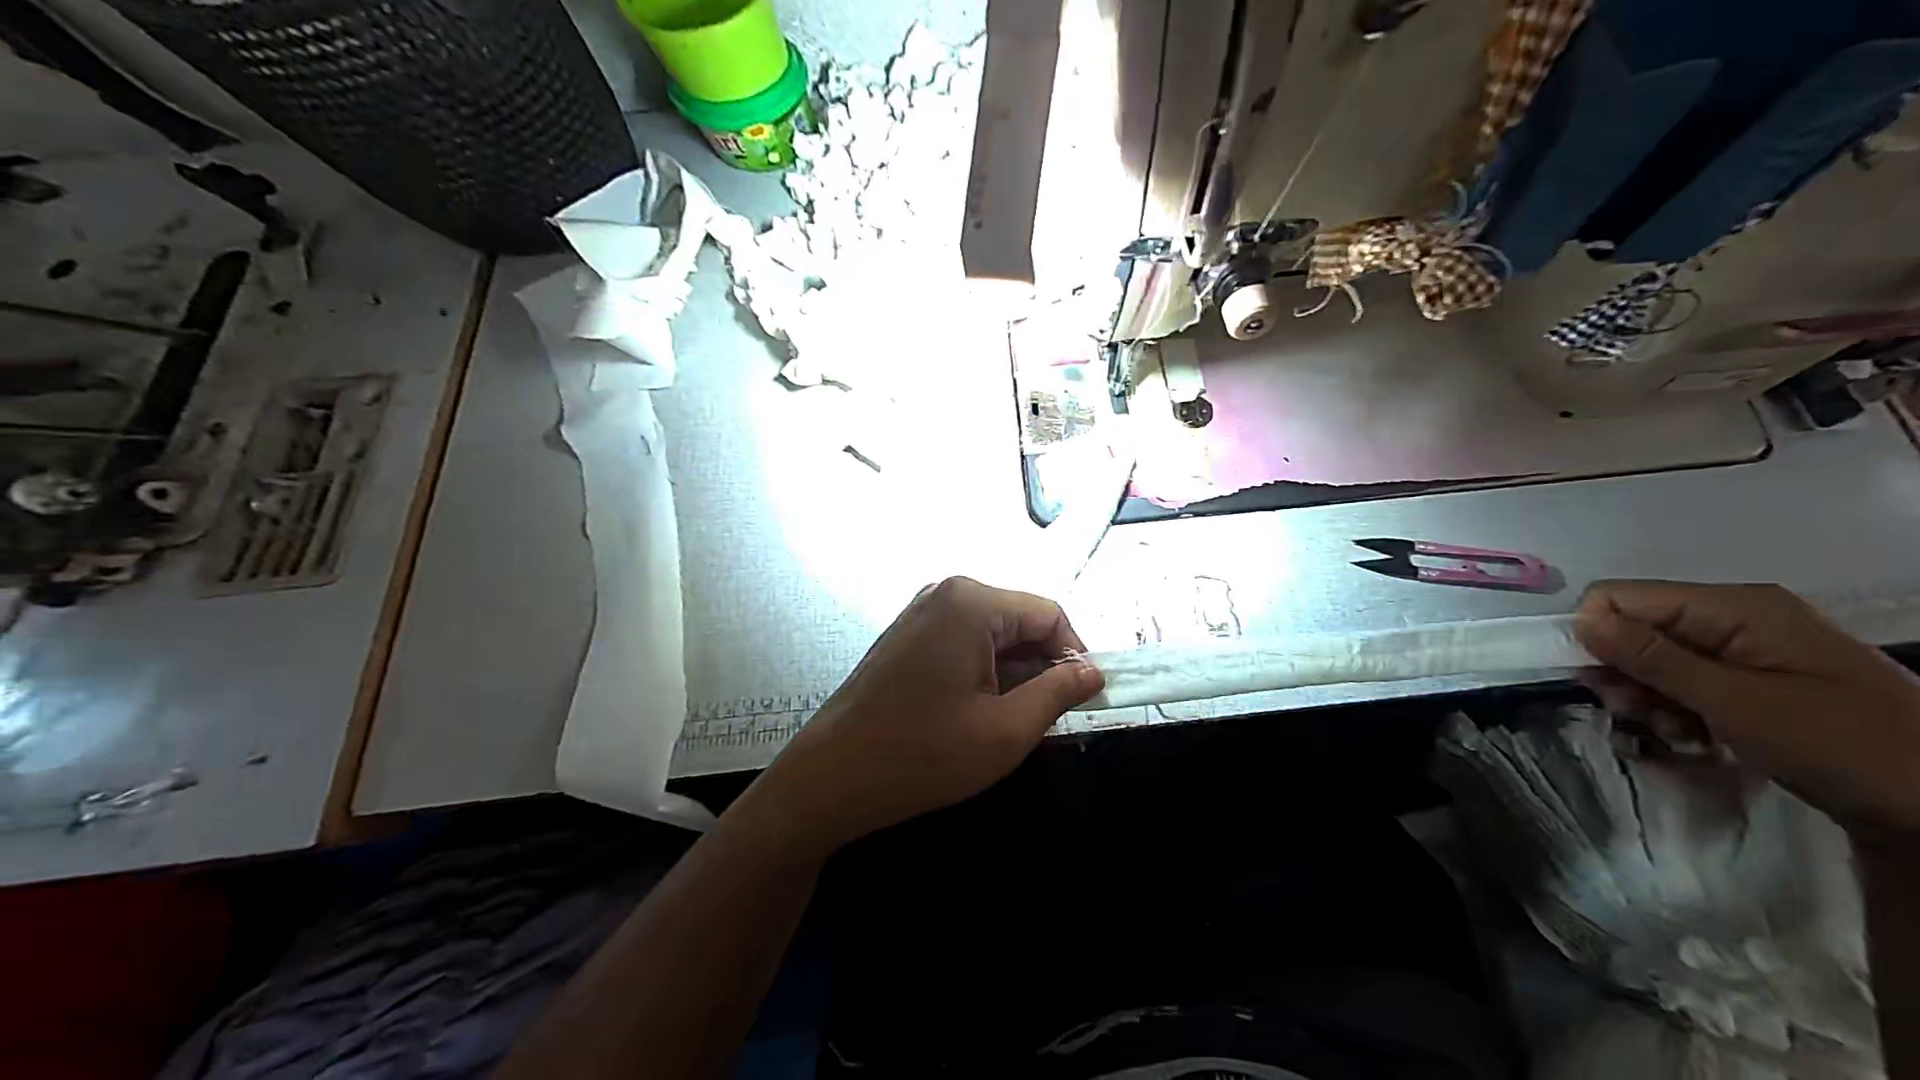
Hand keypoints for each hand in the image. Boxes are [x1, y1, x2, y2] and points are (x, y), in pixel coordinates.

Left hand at [727, 577, 1103, 856]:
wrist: (832, 778)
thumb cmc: (922, 755)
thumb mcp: (1006, 730)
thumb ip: (1059, 693)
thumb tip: (1094, 672)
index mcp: (970, 602)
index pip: (1049, 614)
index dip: (1075, 656)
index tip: (1085, 700)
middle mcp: (944, 594)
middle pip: (1019, 621)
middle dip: (1041, 667)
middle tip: (1045, 720)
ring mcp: (919, 614)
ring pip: (992, 636)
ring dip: (1011, 675)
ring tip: (1006, 723)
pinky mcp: (906, 637)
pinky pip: (962, 644)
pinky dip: (982, 674)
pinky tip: (974, 714)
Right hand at [1573, 579, 1919, 831]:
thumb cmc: (1841, 744)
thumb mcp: (1734, 701)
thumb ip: (1651, 657)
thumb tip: (1581, 621)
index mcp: (1733, 607)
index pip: (1620, 597)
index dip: (1595, 635)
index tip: (1598, 682)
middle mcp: (1736, 617)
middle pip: (1635, 629)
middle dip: (1622, 673)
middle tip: (1633, 716)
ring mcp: (1751, 650)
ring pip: (1656, 660)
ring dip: (1648, 698)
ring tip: (1670, 735)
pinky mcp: (1758, 682)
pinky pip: (1689, 682)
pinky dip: (1677, 710)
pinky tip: (1692, 738)